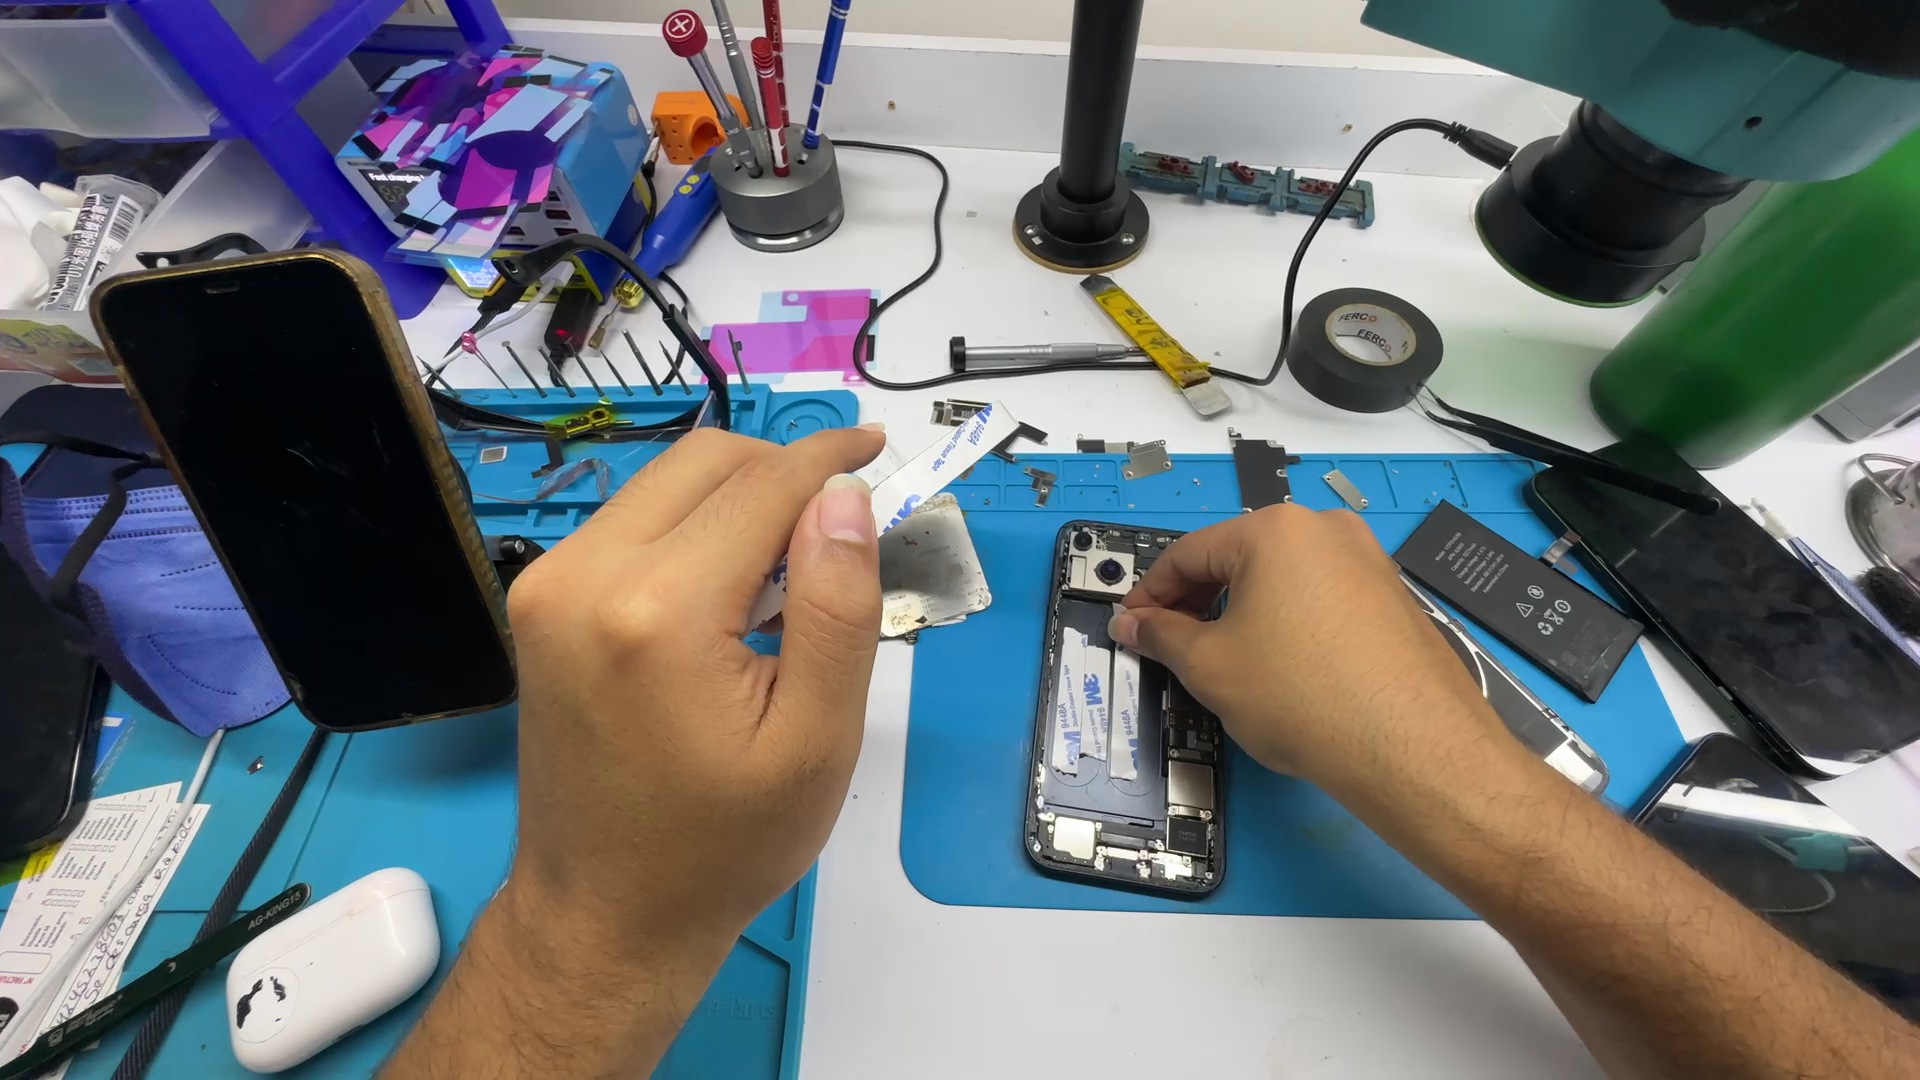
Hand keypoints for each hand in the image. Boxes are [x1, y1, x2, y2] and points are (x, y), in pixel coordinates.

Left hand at [504, 424, 885, 957]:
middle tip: (843, 521)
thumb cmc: (727, 840)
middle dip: (786, 470)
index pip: (763, 486)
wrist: (607, 915)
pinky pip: (639, 520)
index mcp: (659, 609)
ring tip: (795, 565)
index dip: (829, 458)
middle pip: (708, 462)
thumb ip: (838, 606)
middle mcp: (585, 574)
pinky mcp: (544, 599)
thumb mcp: (817, 736)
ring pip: (670, 482)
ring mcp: (551, 583)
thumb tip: (846, 497)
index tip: (877, 447)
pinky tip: (734, 588)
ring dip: (744, 497)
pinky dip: (701, 525)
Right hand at [1107, 504, 1506, 797]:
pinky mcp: (1391, 596)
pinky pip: (1315, 596)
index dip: (1149, 593)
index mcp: (1275, 530)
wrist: (1415, 752)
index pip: (1187, 554)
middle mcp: (1324, 530)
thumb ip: (1159, 635)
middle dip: (1193, 603)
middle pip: (1233, 560)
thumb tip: (1129, 623)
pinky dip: (1281, 621)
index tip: (1132, 624)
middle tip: (1169, 644)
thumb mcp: (1208, 665)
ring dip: (1236, 612)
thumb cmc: (1302, 696)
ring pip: (1276, 579)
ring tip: (1220, 658)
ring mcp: (1365, 560)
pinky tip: (1275, 664)